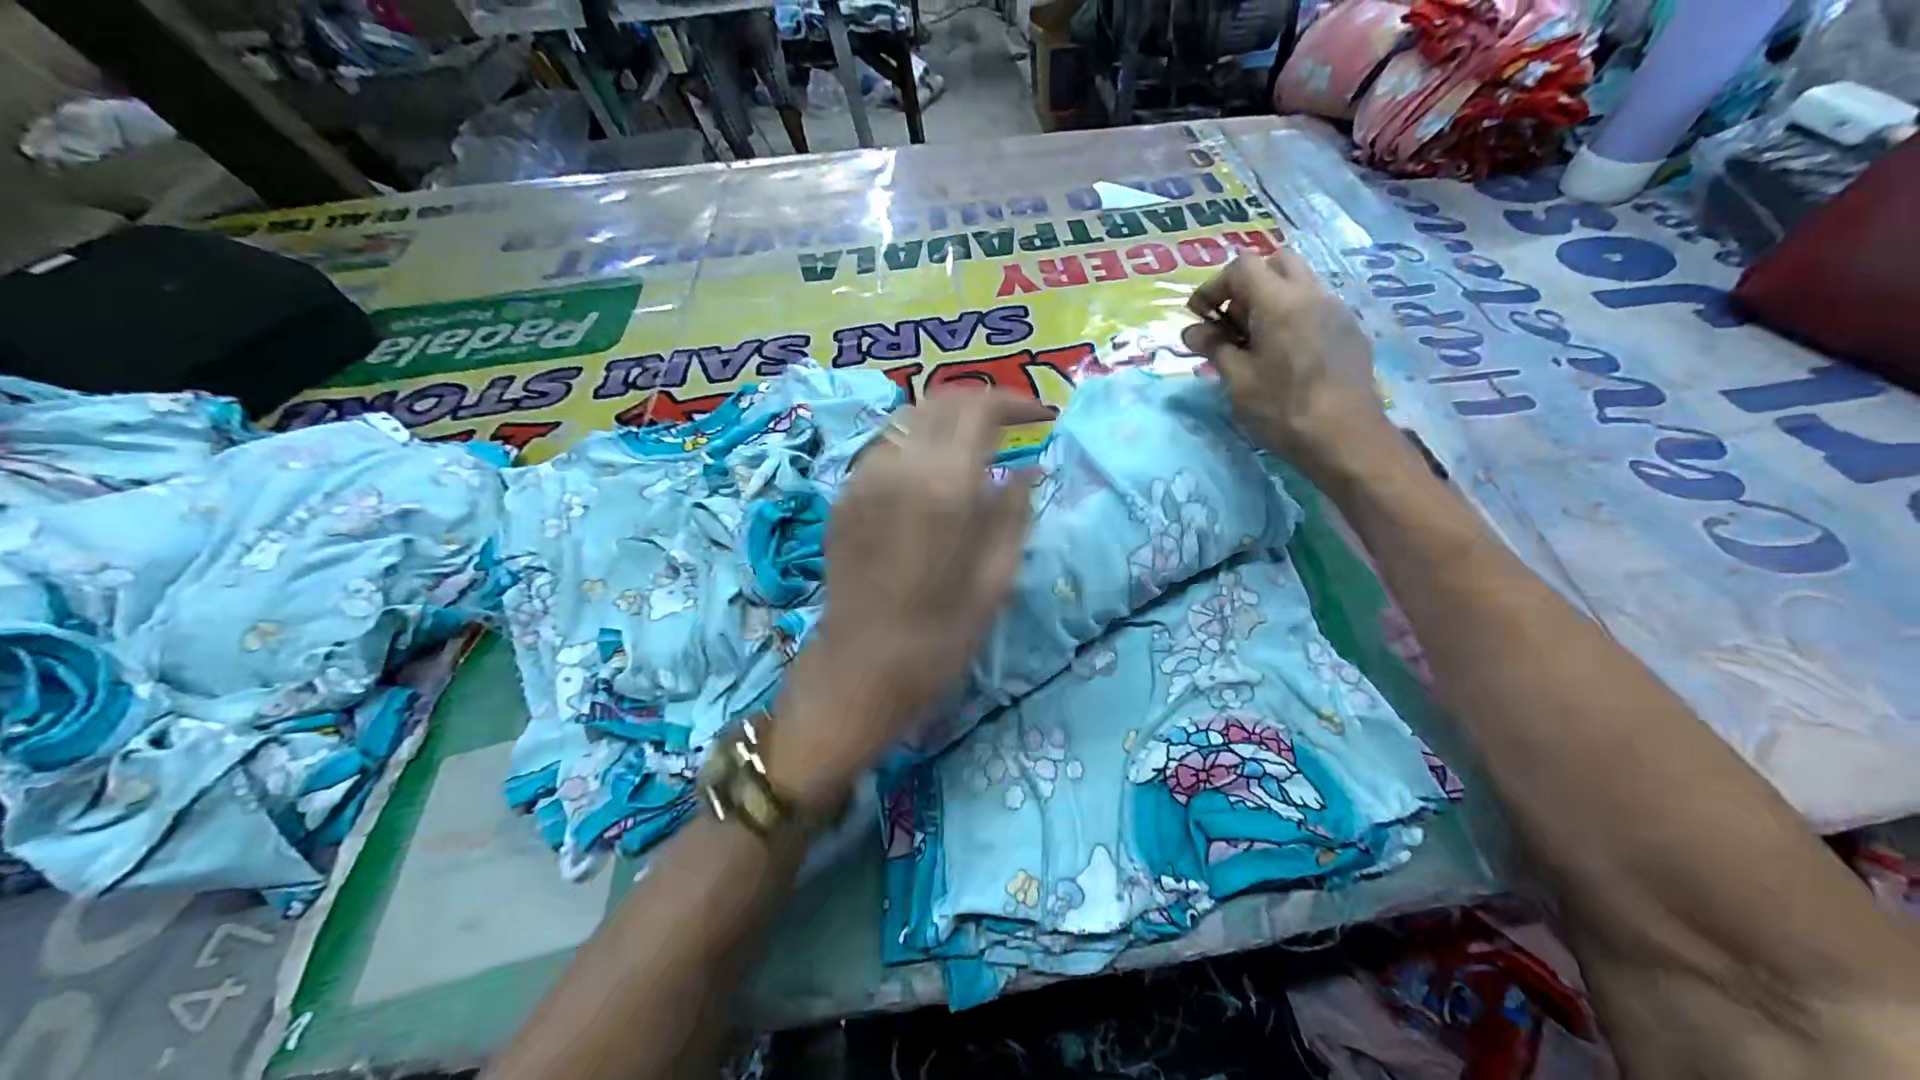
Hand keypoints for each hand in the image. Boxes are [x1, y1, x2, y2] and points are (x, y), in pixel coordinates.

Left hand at [765, 391, 1050, 814]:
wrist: (858, 672)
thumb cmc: (938, 638)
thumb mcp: (995, 579)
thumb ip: (1013, 512)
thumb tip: (1028, 469)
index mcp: (943, 485)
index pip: (980, 408)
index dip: (1016, 402)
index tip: (1042, 417)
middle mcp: (898, 466)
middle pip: (941, 401)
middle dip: (982, 404)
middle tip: (1012, 427)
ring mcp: (863, 478)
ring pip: (909, 419)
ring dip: (947, 420)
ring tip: (975, 448)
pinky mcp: (843, 496)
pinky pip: (886, 448)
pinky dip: (917, 444)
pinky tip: (932, 476)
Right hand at [1181, 250, 1391, 480]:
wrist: (1346, 438)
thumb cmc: (1283, 409)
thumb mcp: (1238, 381)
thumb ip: (1215, 348)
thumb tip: (1192, 331)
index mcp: (1280, 302)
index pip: (1242, 266)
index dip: (1214, 286)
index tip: (1200, 316)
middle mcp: (1312, 294)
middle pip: (1276, 262)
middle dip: (1247, 283)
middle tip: (1231, 321)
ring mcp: (1336, 310)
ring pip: (1300, 282)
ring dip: (1272, 298)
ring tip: (1255, 339)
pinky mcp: (1349, 331)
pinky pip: (1316, 306)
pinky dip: (1293, 315)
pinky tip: (1284, 353)